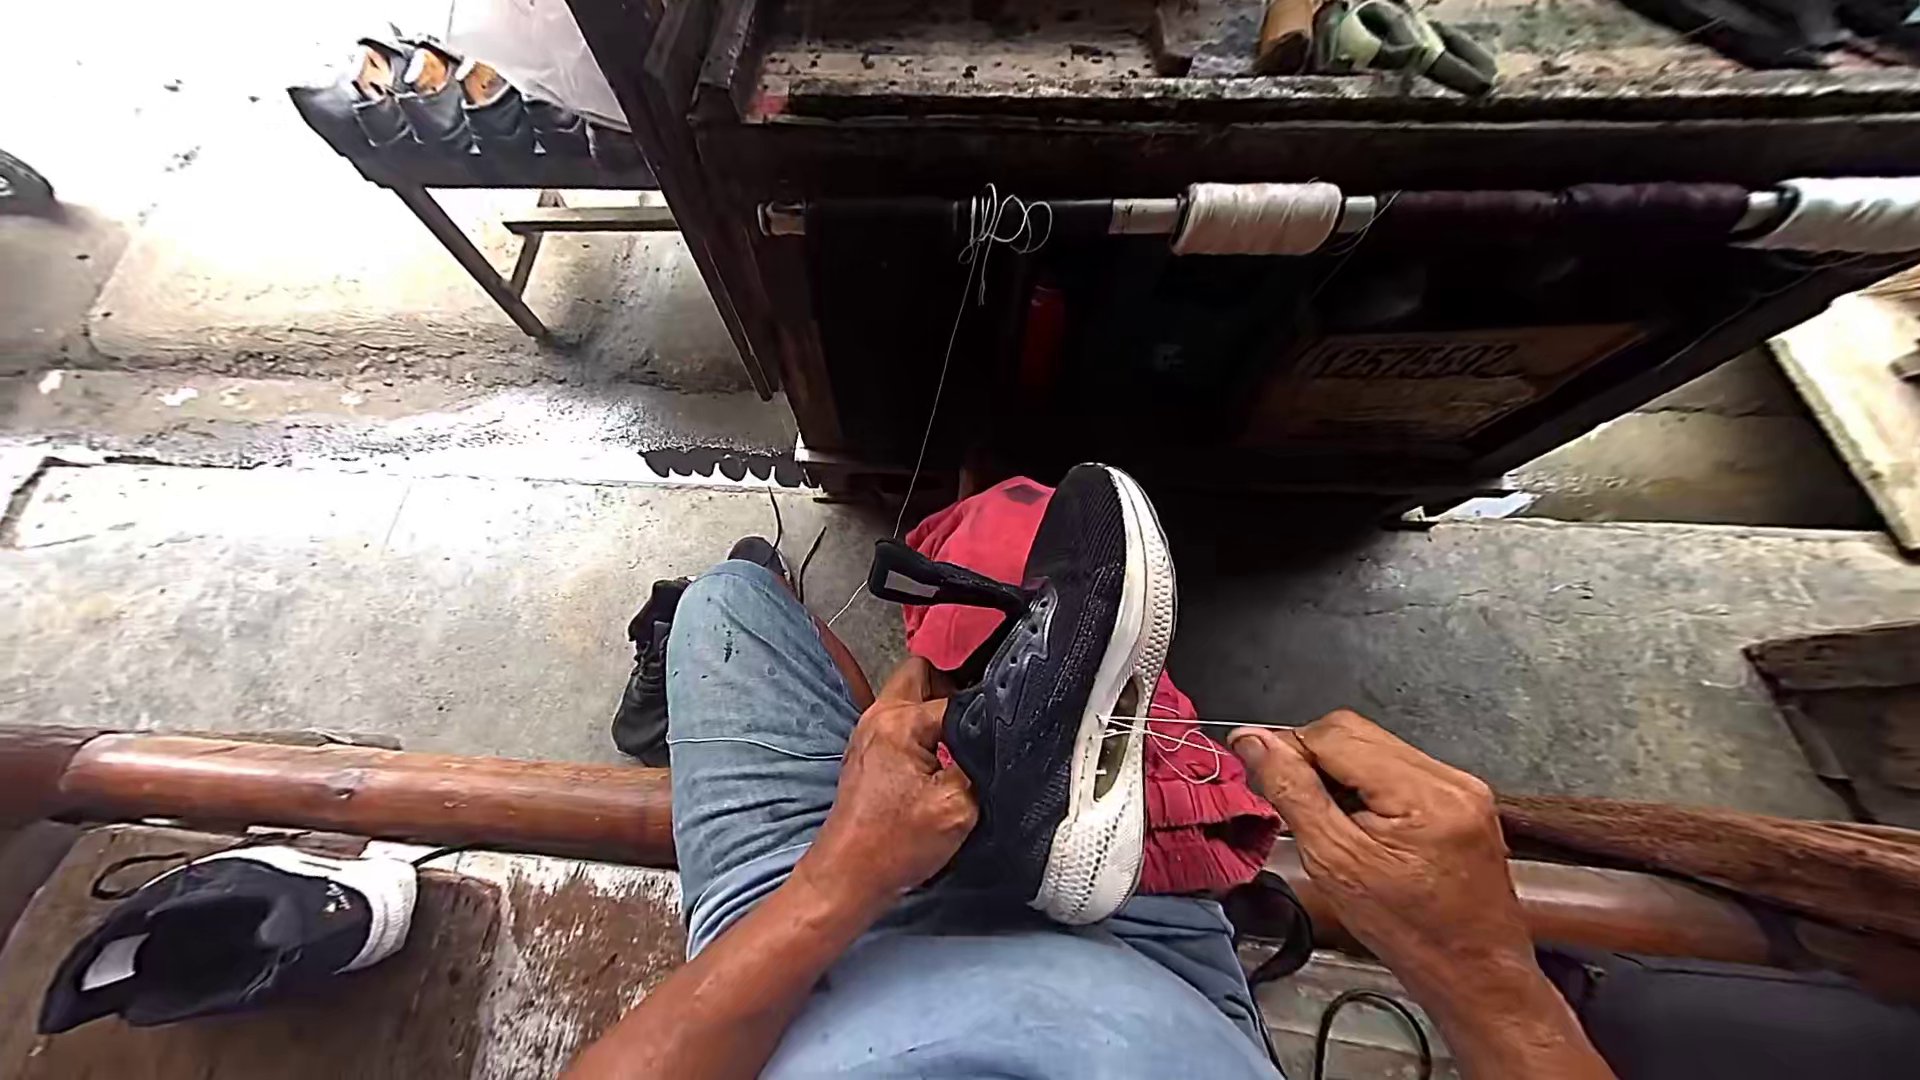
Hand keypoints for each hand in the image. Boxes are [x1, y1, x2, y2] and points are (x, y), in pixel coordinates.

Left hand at [795, 656, 976, 916]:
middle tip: (976, 711)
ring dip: (935, 703)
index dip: (981, 709)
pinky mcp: (868, 747)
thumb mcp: (957, 805)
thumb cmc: (895, 844)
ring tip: (961, 731)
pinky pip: (900, 715)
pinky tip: (940, 749)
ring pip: (910, 691)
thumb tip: (990, 737)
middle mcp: (879, 714)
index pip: (955, 695)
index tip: (998, 723)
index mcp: (900, 721)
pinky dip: (921, 723)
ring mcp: (869, 729)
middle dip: (952, 683)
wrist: (848, 875)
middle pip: (923, 671)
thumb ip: (978, 761)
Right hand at [1229, 710, 1532, 994]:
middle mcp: (1448, 779)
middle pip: (1348, 730)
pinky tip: (1356, 814)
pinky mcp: (1454, 792)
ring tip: (1331, 813)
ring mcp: (1456, 784)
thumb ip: (1290, 789)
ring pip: (1364, 740)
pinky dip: (1357, 777)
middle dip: (1310, 756)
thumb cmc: (1407, 930)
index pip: (1331, 734)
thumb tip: (1253, 740)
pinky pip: (1385, 758)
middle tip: (1297, 799)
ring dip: (1332, 766)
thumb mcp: (1331, 860)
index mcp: (1424, 795)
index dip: (1289, 750)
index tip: (1264, 771)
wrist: (1472, 974)